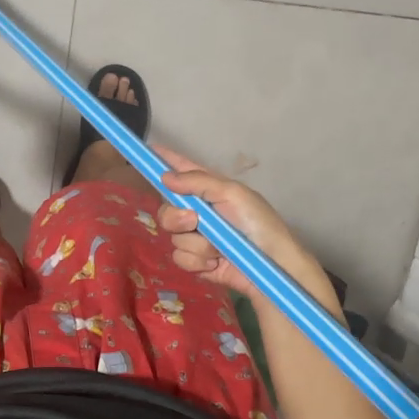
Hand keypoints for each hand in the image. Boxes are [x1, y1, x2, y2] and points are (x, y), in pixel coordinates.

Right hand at [155, 146, 310, 297]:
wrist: (272, 266)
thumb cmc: (258, 224)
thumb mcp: (232, 194)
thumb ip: (198, 182)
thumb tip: (164, 176)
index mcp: (209, 190)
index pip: (182, 171)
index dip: (164, 162)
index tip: (147, 151)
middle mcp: (199, 212)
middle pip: (166, 211)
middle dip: (176, 218)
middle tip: (194, 221)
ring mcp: (197, 239)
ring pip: (174, 237)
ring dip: (196, 244)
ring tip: (218, 248)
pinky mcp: (197, 262)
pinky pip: (180, 258)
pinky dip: (197, 261)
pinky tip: (215, 263)